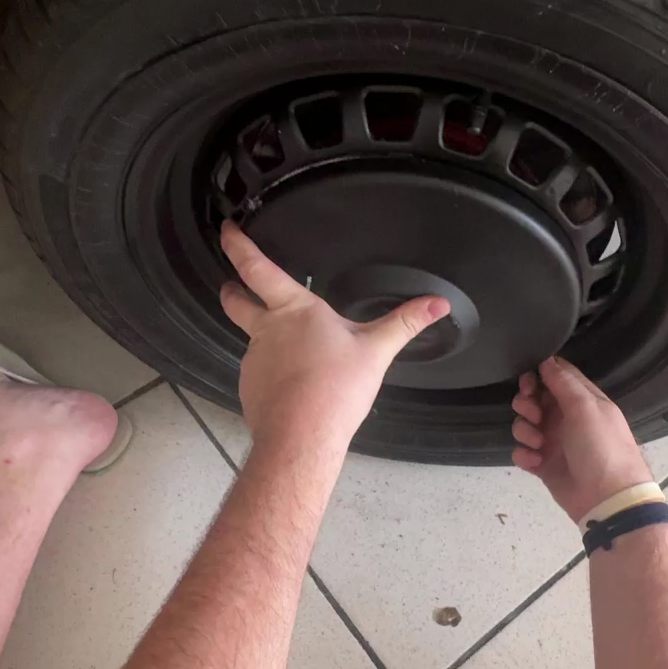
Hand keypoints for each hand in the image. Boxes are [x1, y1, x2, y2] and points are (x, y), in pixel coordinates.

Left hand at [219, 221, 448, 451]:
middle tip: (232, 284)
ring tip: (292, 355)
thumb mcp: (377, 351)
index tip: (228, 230)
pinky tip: (292, 386)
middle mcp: (267, 330)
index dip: (238, 245)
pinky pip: (259, 374)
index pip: (256, 268)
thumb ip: (406, 323)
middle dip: (232, 288)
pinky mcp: (251, 388)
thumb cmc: (335, 389)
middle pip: (235, 301)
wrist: (302, 438)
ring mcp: (254, 359)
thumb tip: (439, 304)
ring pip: (252, 340)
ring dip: (264, 339)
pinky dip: (271, 374)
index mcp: (294, 311)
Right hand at [511, 357, 653, 523]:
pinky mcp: (543, 464)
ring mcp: (554, 442)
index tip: (529, 381)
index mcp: (581, 400)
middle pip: (534, 399)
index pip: (556, 376)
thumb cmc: (602, 447)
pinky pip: (522, 452)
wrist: (606, 498)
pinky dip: (524, 454)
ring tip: (538, 443)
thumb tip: (547, 359)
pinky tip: (536, 461)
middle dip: (526, 403)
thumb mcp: (586, 407)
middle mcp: (566, 418)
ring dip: (524, 430)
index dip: (539, 374)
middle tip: (533, 414)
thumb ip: (563, 381)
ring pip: (524, 425)